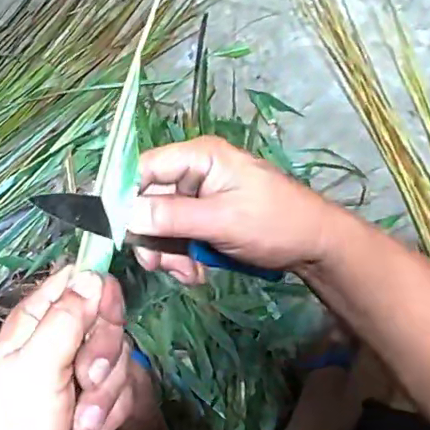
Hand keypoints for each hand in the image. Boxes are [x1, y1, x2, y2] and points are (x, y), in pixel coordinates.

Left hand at [0, 267, 126, 429]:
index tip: (106, 315)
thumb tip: (93, 275)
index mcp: (34, 320)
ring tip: (81, 419)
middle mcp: (56, 338)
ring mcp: (76, 369)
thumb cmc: (13, 427)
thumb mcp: (38, 365)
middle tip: (87, 377)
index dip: (99, 291)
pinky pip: (121, 388)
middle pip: (106, 318)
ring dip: (106, 392)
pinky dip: (110, 411)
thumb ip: (68, 318)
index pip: (76, 280)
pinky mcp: (93, 398)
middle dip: (105, 352)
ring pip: (118, 357)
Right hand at [129, 136, 351, 282]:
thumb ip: (171, 217)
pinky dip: (180, 256)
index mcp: (199, 156)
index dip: (123, 195)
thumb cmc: (274, 223)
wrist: (316, 247)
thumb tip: (124, 215)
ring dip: (166, 252)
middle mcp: (193, 171)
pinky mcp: (203, 216)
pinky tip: (195, 272)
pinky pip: (176, 234)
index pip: (144, 166)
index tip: (113, 229)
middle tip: (156, 265)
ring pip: (159, 222)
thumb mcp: (221, 220)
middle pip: (148, 199)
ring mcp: (198, 195)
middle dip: (150, 236)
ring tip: (187, 273)